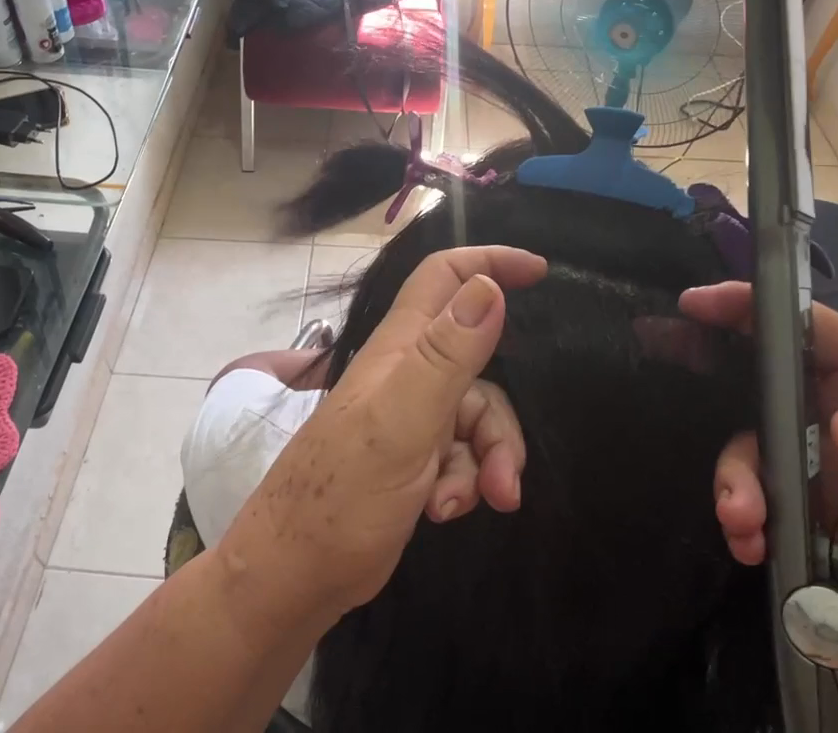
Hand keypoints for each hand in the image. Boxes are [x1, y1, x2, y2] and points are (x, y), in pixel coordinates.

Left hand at [215, 247, 545, 622]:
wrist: (297, 574)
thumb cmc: (342, 495)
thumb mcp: (402, 422)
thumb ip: (446, 354)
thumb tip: (488, 288)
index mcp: (399, 350)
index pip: (444, 278)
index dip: (488, 263)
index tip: (539, 271)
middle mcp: (405, 375)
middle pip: (478, 367)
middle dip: (500, 421)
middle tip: (505, 476)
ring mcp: (408, 418)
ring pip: (476, 418)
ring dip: (486, 462)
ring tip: (469, 504)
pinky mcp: (412, 459)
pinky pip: (460, 455)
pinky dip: (464, 483)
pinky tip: (444, 513)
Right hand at [680, 282, 837, 730]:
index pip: (821, 335)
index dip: (760, 310)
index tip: (704, 301)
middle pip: (764, 386)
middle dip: (708, 375)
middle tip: (660, 366)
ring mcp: (824, 480)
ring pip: (751, 452)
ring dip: (733, 477)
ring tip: (740, 519)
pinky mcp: (809, 532)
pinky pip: (755, 509)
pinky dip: (741, 522)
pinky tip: (748, 545)